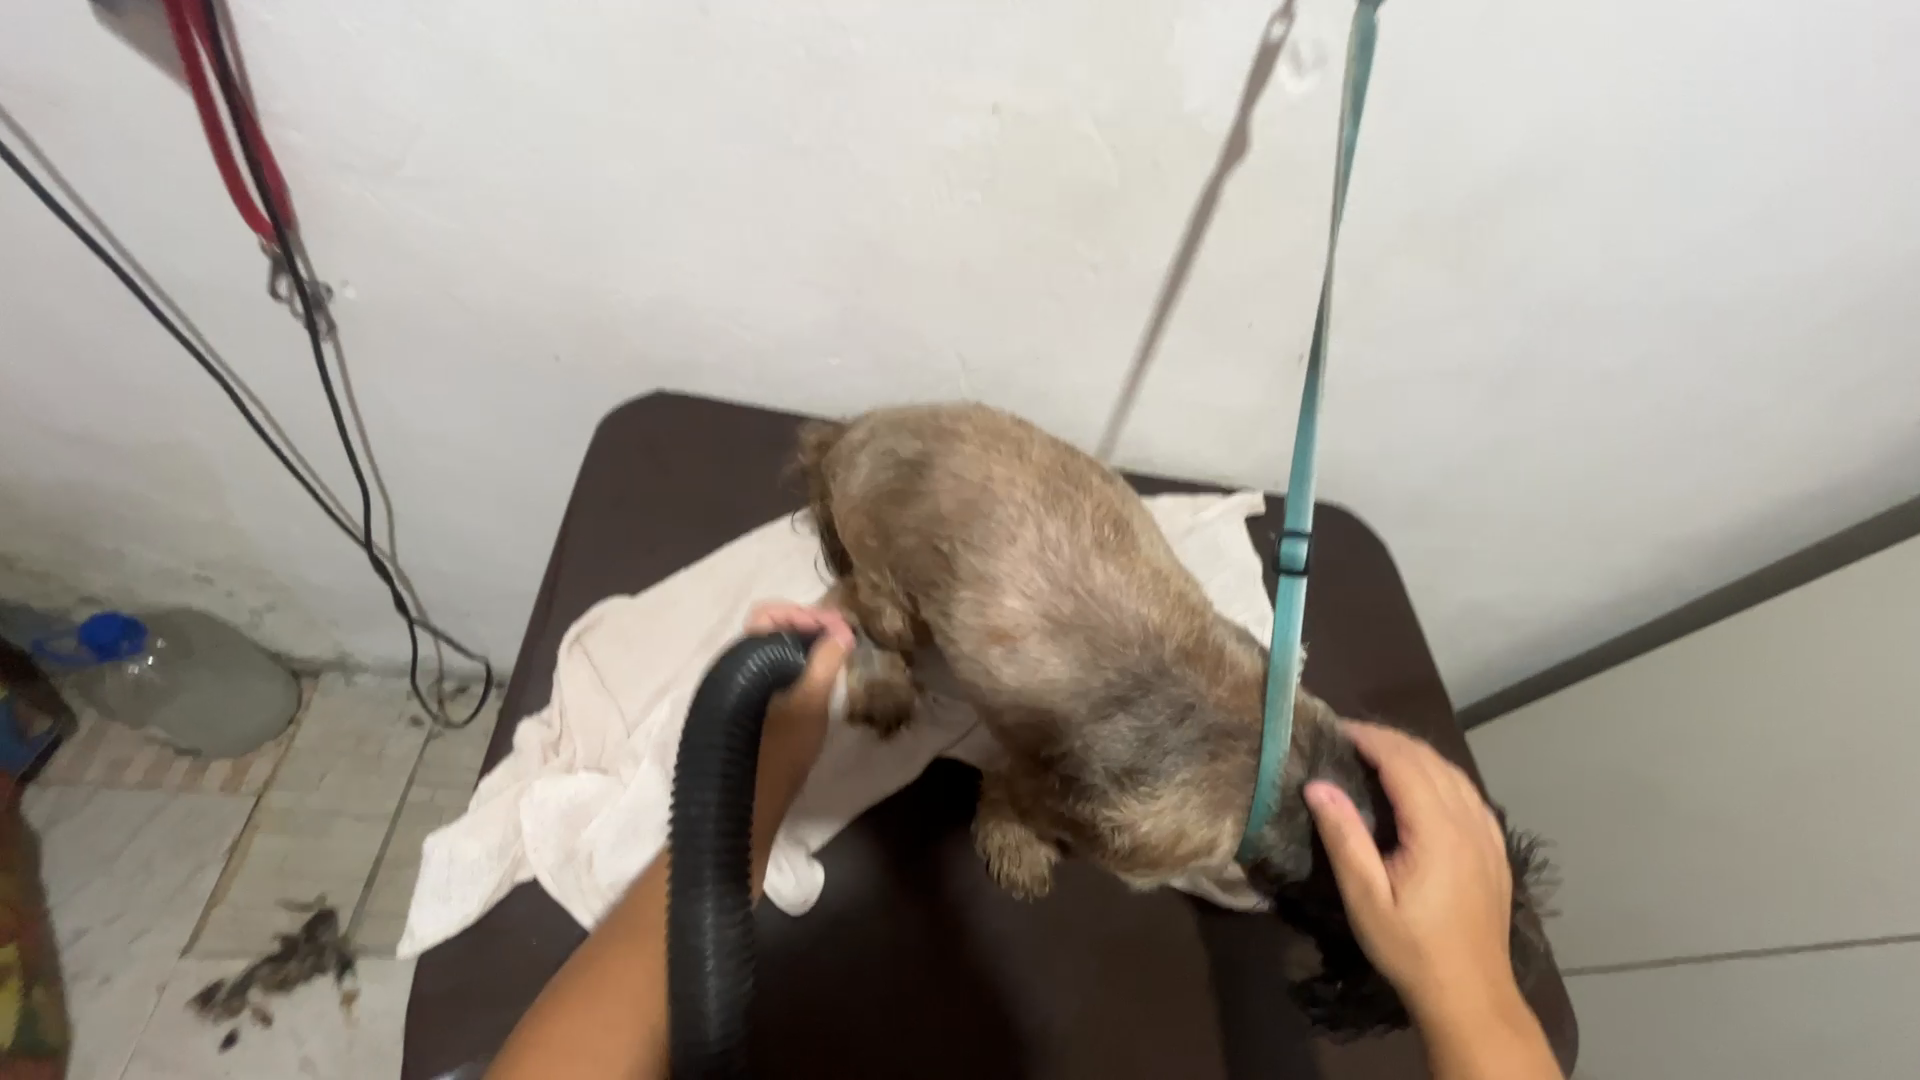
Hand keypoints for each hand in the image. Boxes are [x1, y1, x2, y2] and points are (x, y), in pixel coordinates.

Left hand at [743, 601, 854, 811]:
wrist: (749, 804)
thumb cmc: (779, 750)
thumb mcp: (811, 702)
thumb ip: (826, 661)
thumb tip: (842, 632)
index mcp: (743, 658)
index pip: (768, 613)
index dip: (805, 613)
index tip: (838, 629)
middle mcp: (735, 666)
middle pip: (771, 628)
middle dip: (809, 627)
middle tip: (842, 640)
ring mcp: (739, 687)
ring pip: (773, 650)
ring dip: (804, 646)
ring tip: (834, 656)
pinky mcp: (747, 706)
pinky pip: (772, 670)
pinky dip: (797, 666)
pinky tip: (818, 679)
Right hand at [1305, 721, 1517, 1024]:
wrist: (1470, 996)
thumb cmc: (1410, 946)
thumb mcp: (1364, 897)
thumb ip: (1343, 837)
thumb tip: (1317, 784)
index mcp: (1438, 832)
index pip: (1404, 763)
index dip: (1370, 738)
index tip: (1335, 729)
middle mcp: (1468, 825)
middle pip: (1429, 760)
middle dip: (1388, 739)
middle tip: (1346, 736)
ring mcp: (1487, 837)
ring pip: (1453, 772)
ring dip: (1413, 752)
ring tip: (1375, 749)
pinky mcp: (1494, 851)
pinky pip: (1468, 793)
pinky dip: (1439, 773)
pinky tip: (1420, 780)